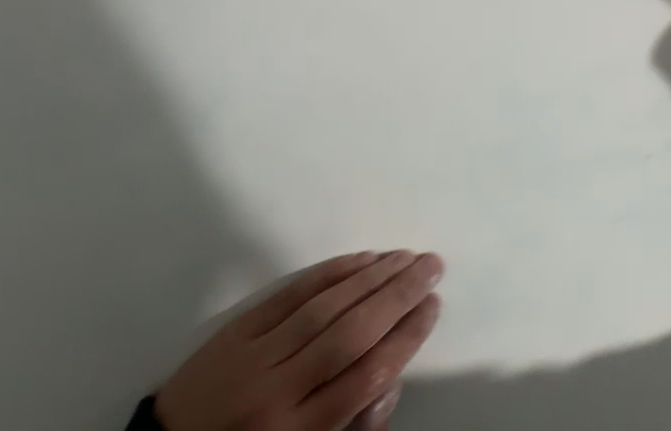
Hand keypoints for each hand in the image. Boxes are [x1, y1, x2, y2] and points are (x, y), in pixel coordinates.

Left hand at [156, 251, 444, 430]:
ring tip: (407, 256)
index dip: (406, 337)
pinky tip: (362, 258)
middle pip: (350, 335)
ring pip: (324, 307)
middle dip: (398, 296)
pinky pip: (291, 294)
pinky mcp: (236, 331)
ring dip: (372, 276)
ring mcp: (254, 357)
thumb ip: (353, 424)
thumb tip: (393, 376)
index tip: (433, 305)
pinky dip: (331, 273)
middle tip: (432, 265)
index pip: (366, 376)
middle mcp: (279, 392)